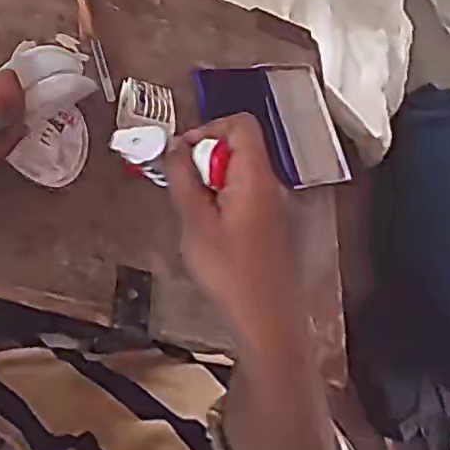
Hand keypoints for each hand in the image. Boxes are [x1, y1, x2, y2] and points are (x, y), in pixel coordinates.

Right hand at [167, 113, 306, 349]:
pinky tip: (210, 231)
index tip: (184, 152)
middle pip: (237, 147)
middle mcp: (271, 185)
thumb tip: (175, 145)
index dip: (209, 129)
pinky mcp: (272, 224)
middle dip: (205, 160)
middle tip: (186, 189)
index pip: (240, 124)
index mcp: (256, 178)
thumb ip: (183, 177)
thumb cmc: (231, 275)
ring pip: (238, 172)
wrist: (267, 324)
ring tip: (195, 215)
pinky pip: (244, 194)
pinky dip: (222, 200)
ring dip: (211, 182)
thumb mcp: (195, 222)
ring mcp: (274, 205)